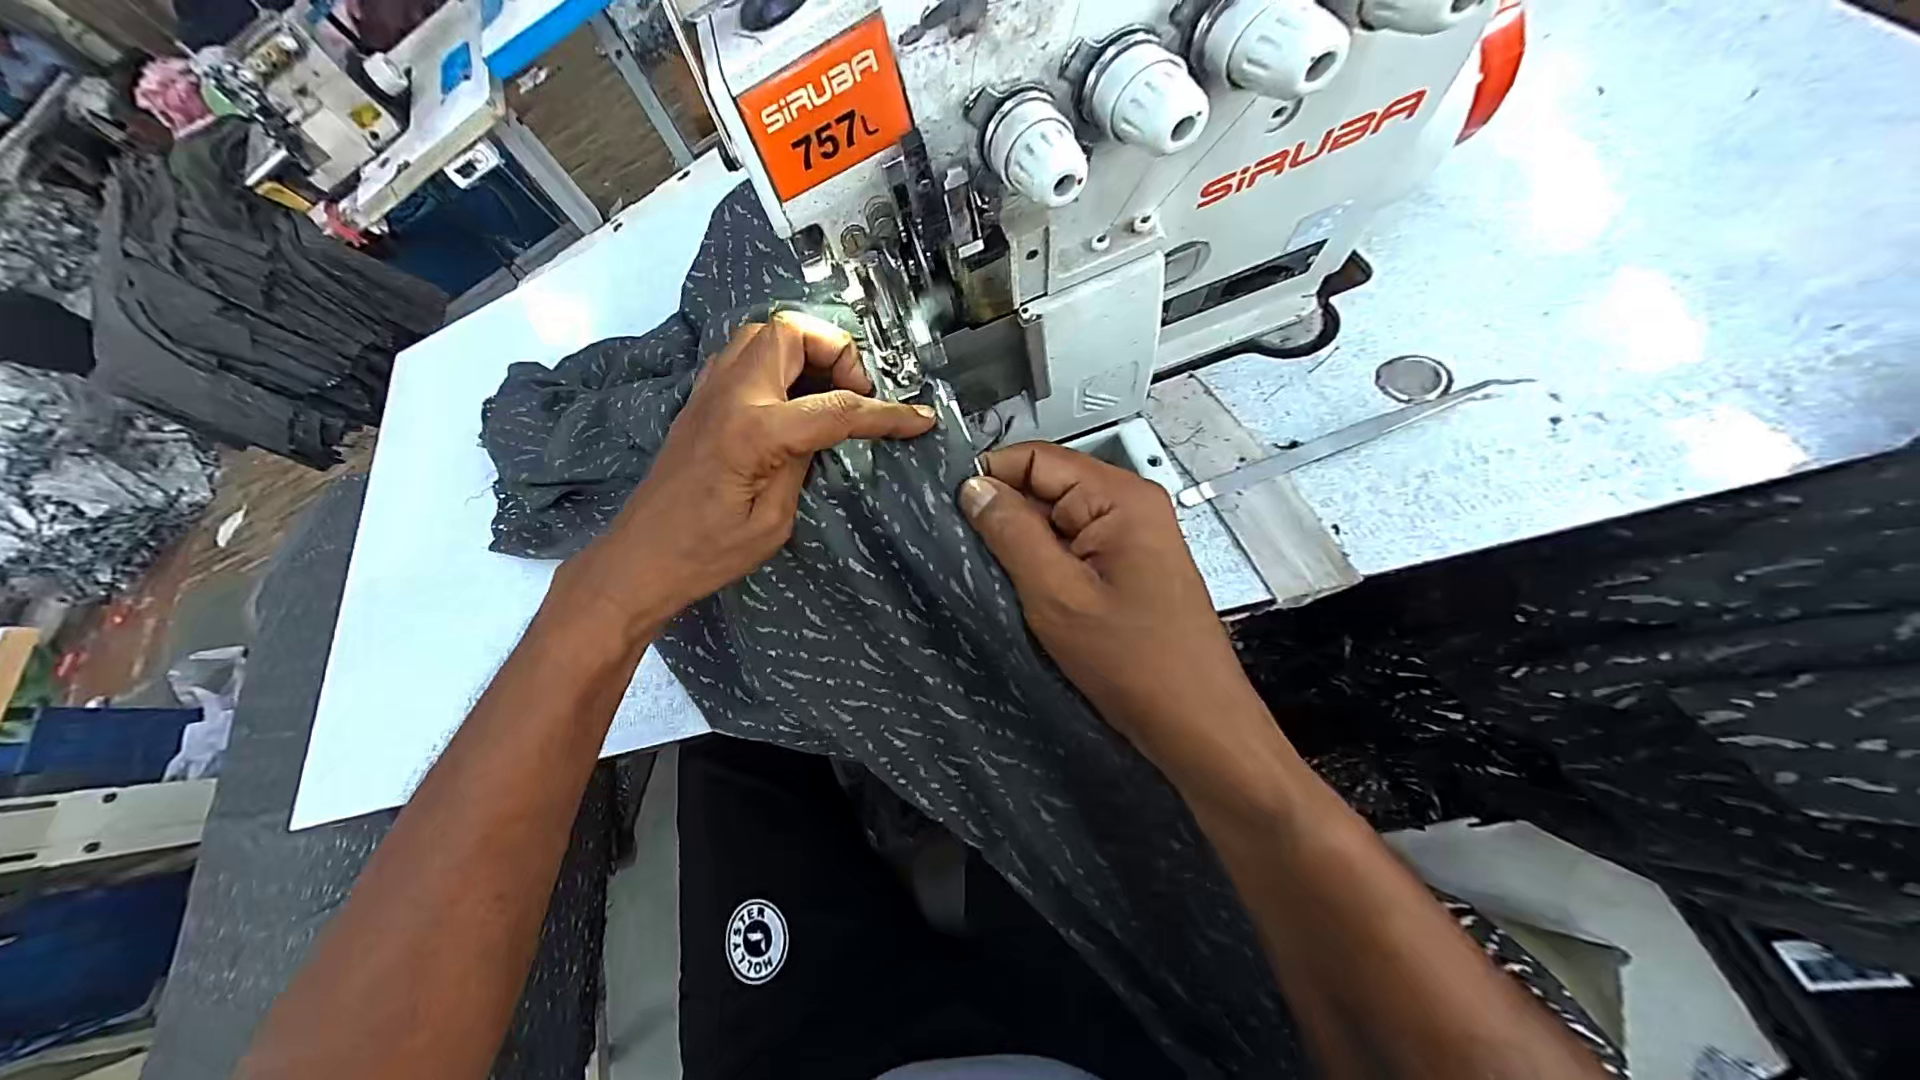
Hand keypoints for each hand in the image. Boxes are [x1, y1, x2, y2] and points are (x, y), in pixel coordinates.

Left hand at [560, 313, 935, 632]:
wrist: (640, 558)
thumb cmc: (705, 554)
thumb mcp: (773, 521)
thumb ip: (802, 464)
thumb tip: (822, 433)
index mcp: (753, 431)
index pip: (836, 409)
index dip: (886, 415)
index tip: (918, 419)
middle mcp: (729, 396)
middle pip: (791, 332)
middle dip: (837, 352)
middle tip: (857, 393)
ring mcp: (709, 393)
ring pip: (764, 333)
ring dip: (806, 350)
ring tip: (829, 390)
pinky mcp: (700, 401)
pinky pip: (744, 355)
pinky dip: (778, 361)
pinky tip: (793, 398)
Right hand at [959, 443, 1277, 785]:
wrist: (1194, 722)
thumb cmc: (1139, 663)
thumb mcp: (1056, 594)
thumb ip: (1011, 532)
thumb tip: (975, 487)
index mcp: (1120, 497)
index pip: (1036, 458)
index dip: (990, 476)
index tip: (954, 509)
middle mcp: (1130, 506)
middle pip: (1046, 486)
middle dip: (1006, 516)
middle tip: (976, 556)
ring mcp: (1130, 537)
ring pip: (1055, 521)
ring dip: (1025, 546)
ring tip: (1005, 582)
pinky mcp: (1126, 566)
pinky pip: (1072, 548)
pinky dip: (1045, 566)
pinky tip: (1032, 595)